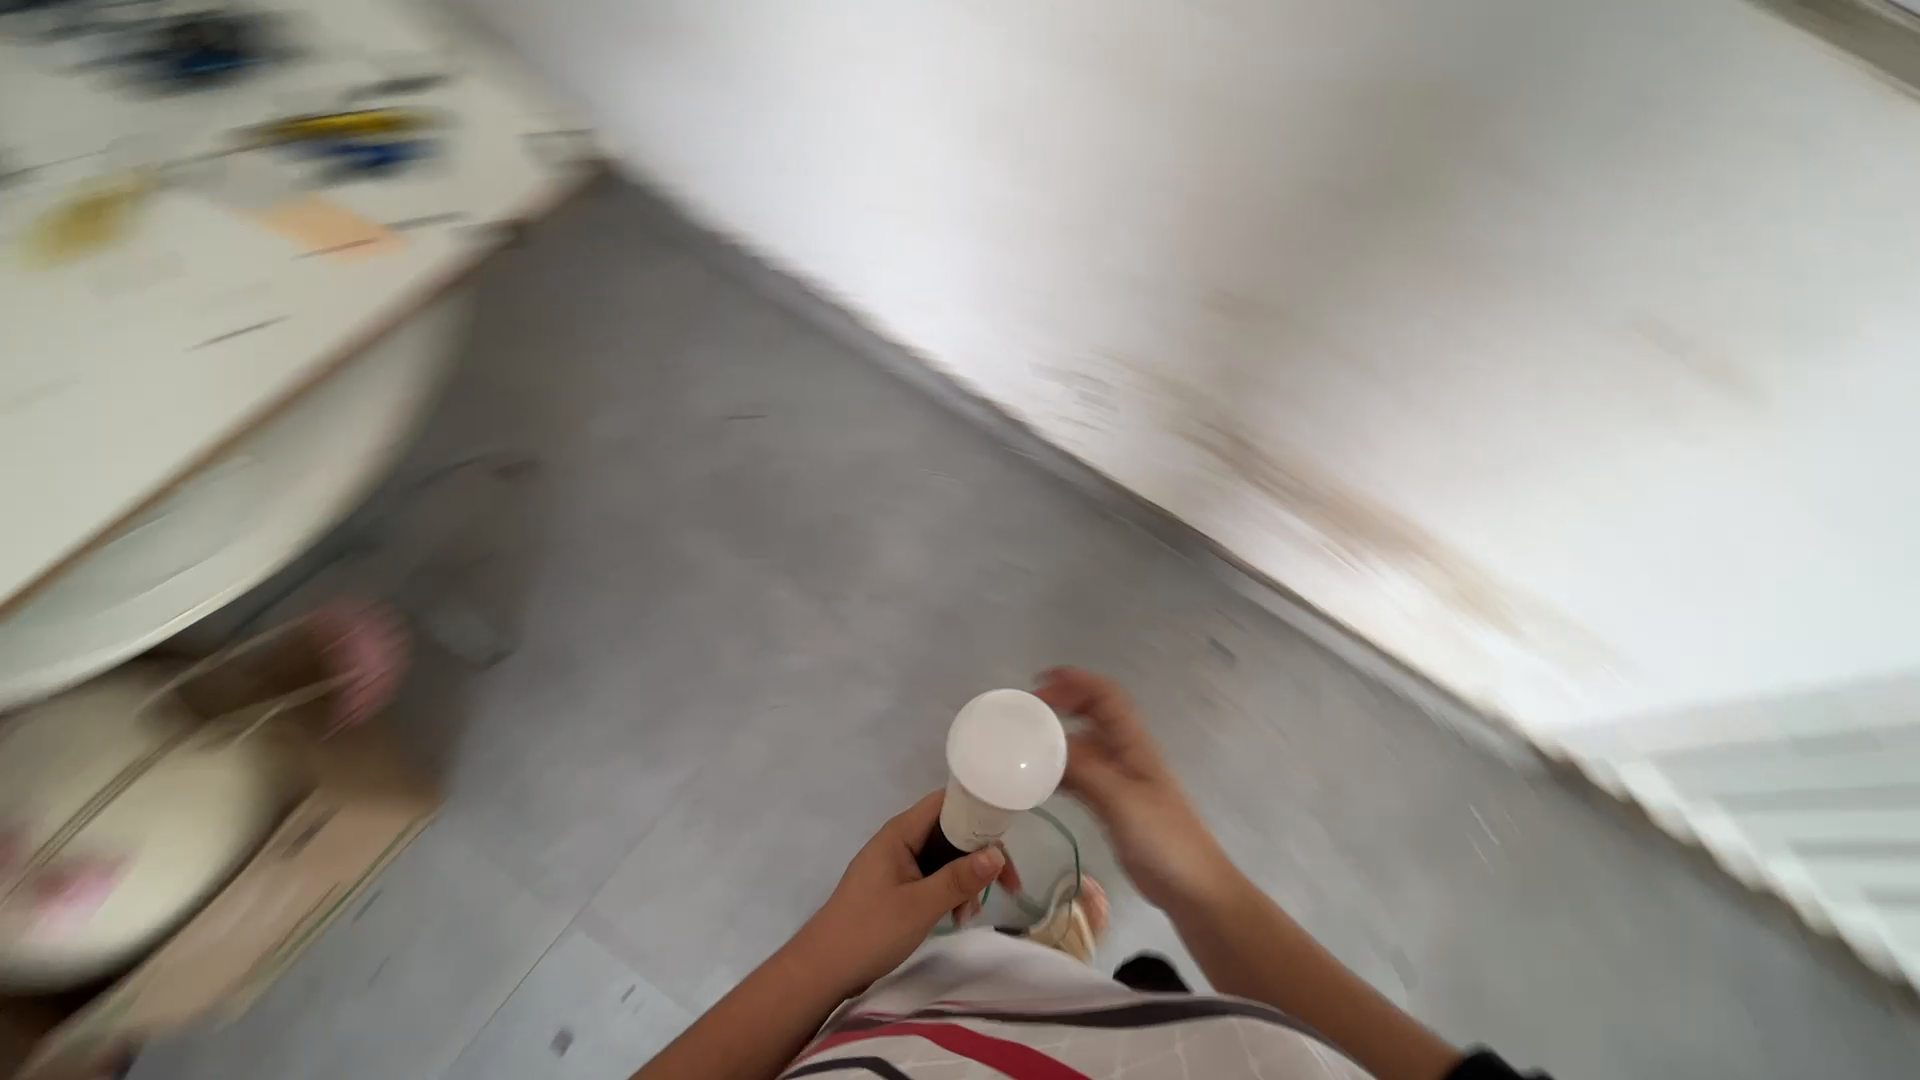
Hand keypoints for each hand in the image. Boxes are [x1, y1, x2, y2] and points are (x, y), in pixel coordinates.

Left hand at [791, 790, 1017, 996]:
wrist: (823, 969)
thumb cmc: (869, 930)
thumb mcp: (920, 905)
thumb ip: (959, 878)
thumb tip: (998, 853)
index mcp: (901, 832)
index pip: (946, 802)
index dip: (978, 810)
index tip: (1006, 834)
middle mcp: (900, 840)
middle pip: (951, 831)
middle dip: (979, 855)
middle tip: (1007, 884)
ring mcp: (898, 863)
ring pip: (945, 857)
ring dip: (965, 879)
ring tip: (969, 914)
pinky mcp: (898, 886)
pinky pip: (934, 876)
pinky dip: (950, 892)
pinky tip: (956, 917)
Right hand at [1037, 667, 1235, 911]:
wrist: (1193, 888)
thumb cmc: (1165, 839)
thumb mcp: (1121, 800)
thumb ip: (1084, 771)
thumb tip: (1044, 747)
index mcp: (1133, 744)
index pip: (1105, 696)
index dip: (1076, 681)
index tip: (1040, 684)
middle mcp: (1124, 755)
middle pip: (1090, 715)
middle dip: (1060, 706)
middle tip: (1024, 715)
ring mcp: (1117, 780)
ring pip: (1081, 747)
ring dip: (1055, 740)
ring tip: (1021, 745)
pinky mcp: (1109, 805)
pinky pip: (1078, 777)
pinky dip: (1058, 773)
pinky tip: (1035, 782)